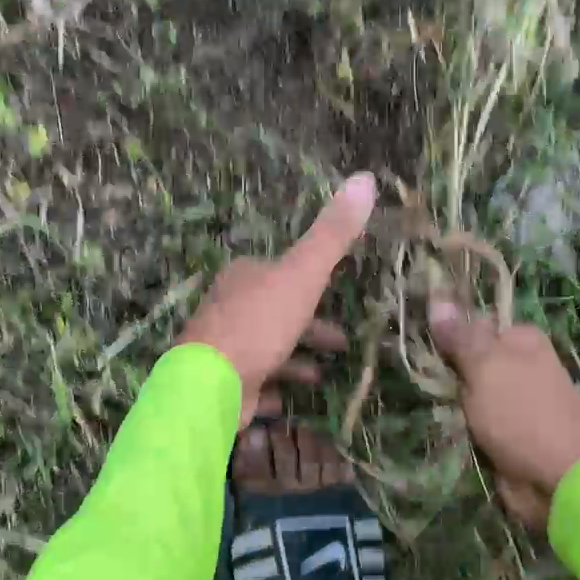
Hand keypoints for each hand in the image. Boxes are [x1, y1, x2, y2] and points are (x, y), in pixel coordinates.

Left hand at [178, 174, 377, 427]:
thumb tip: (366, 178)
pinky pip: (254, 384)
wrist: (212, 384)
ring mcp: (224, 349)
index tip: (338, 295)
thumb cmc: (259, 322)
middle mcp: (229, 308)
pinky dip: (273, 389)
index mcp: (244, 276)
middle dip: (309, 326)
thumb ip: (332, 233)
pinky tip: (289, 400)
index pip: (280, 271)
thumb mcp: (302, 272)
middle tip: (342, 342)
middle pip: (276, 313)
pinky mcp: (224, 385)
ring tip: (323, 373)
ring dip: (295, 359)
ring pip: (267, 349)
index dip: (310, 282)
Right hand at [428, 302, 579, 529]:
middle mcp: (520, 366)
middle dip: (443, 369)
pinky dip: (455, 422)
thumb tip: (437, 297)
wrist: (559, 481)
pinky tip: (432, 421)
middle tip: (412, 373)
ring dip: (446, 399)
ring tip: (413, 397)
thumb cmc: (523, 415)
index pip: (474, 323)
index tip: (416, 340)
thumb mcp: (486, 368)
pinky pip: (471, 419)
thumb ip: (460, 336)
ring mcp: (513, 401)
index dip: (446, 331)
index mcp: (522, 340)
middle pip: (468, 358)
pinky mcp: (505, 432)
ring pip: (466, 391)